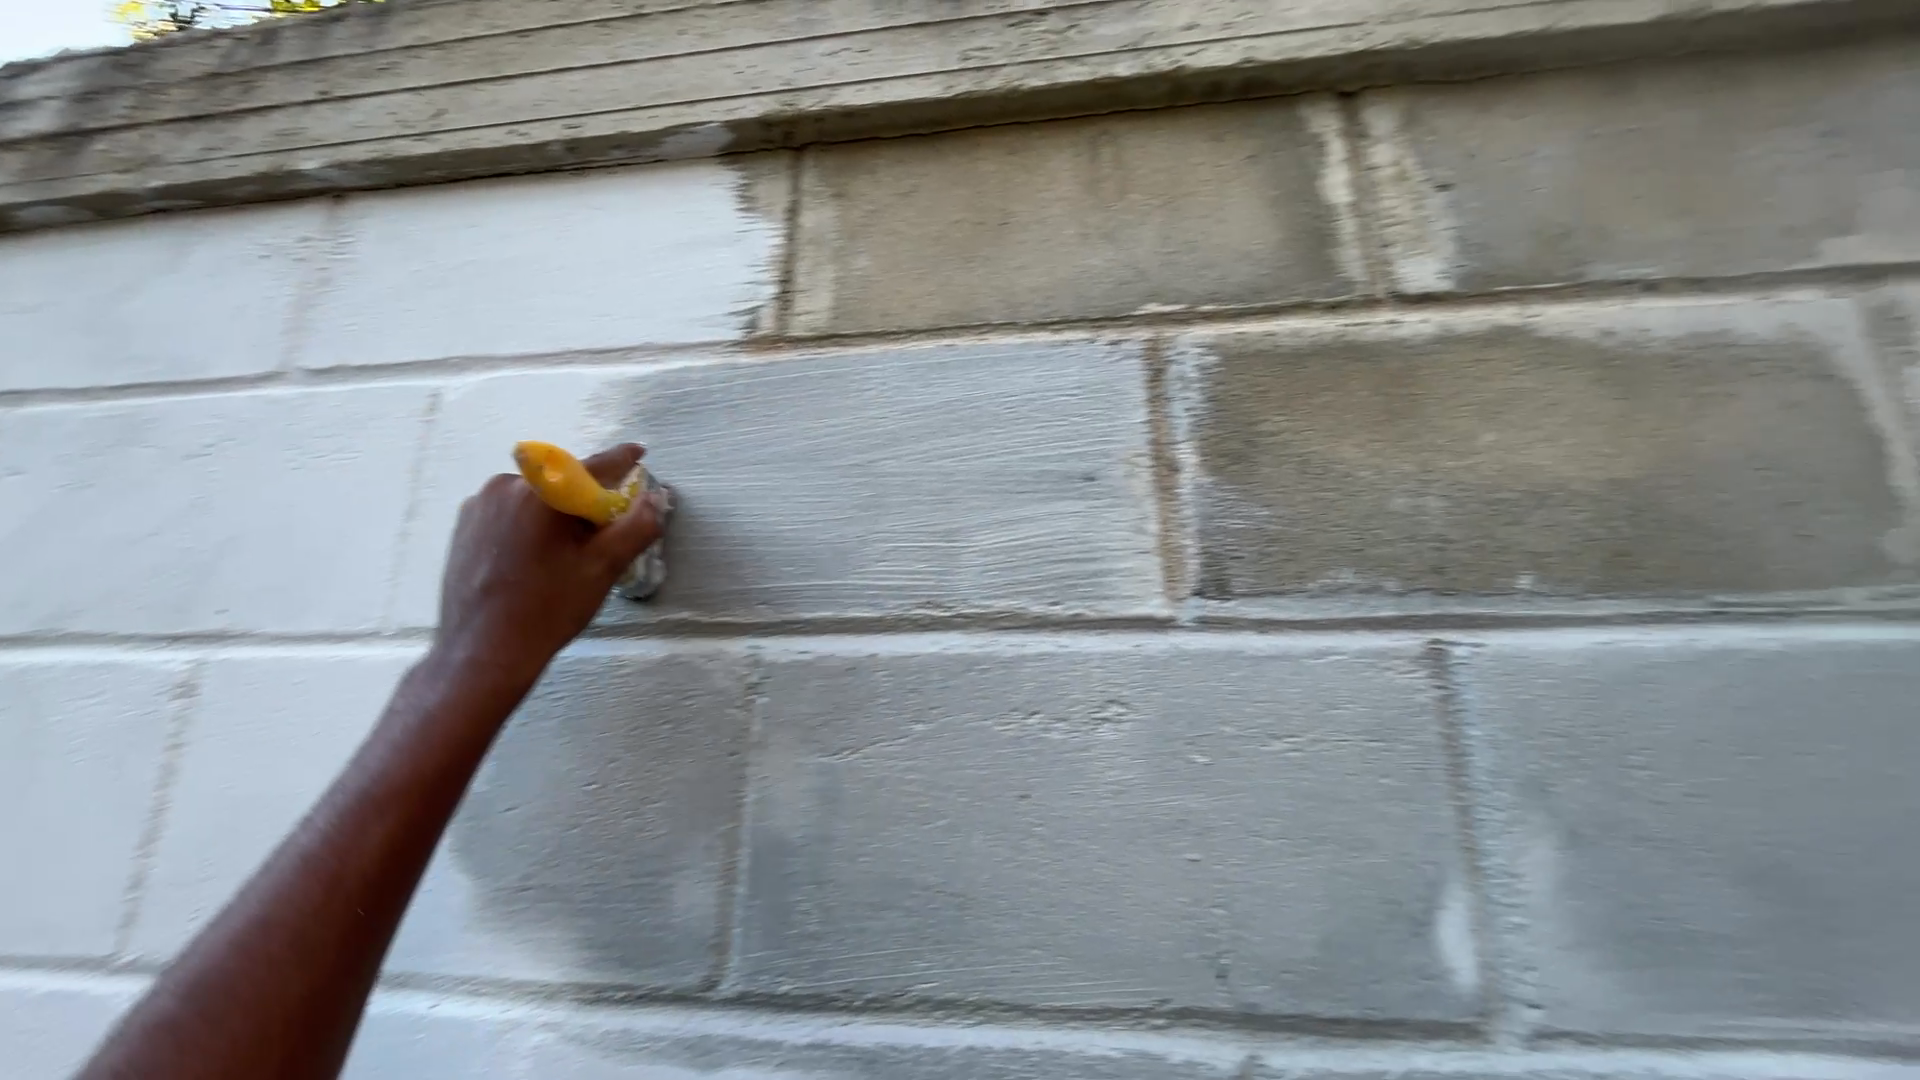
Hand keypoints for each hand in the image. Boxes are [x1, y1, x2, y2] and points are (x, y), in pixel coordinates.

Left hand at [433, 443, 665, 688]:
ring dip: (559, 514)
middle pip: (563, 483)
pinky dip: (533, 525)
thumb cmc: (548, 609)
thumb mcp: (604, 568)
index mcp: (541, 493)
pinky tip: (539, 559)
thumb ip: (637, 526)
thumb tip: (656, 497)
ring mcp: (479, 505)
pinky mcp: (465, 526)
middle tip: (604, 535)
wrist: (484, 651)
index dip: (622, 460)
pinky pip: (512, 512)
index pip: (594, 466)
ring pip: (537, 498)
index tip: (639, 454)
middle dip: (588, 500)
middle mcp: (505, 487)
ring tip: (568, 555)